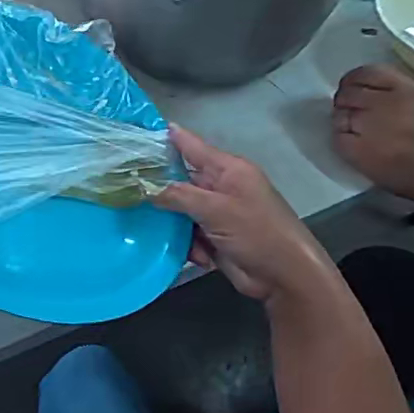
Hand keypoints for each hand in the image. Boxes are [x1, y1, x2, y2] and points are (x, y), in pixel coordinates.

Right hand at [152, 125, 339, 304]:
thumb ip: (176, 195)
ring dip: (174, 224)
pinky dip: (188, 244)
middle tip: (126, 190)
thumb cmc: (257, 233)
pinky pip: (187, 232)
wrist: (286, 278)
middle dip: (157, 188)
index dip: (164, 137)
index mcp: (228, 169)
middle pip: (179, 179)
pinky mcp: (214, 236)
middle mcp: (221, 186)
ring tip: (164, 233)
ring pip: (178, 209)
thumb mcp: (215, 209)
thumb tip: (142, 186)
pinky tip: (198, 255)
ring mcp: (217, 212)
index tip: (134, 133)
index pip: (190, 145)